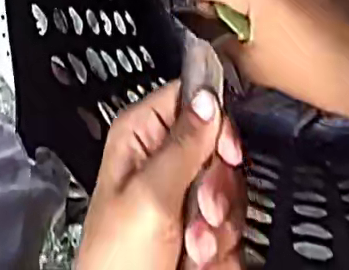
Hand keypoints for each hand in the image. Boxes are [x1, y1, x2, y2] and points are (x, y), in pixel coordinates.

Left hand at [75, 81, 245, 269]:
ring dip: (218, 227)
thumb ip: (182, 146)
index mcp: (140, 135)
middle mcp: (162, 160)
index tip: (226, 151)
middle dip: (216, 187)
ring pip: (229, 192)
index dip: (214, 121)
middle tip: (201, 209)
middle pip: (216, 148)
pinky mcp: (199, 233)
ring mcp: (182, 198)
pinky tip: (197, 262)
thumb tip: (206, 96)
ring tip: (192, 247)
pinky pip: (231, 230)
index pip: (189, 100)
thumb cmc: (116, 260)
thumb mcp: (150, 195)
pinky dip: (222, 251)